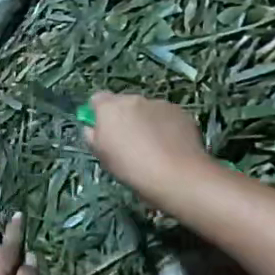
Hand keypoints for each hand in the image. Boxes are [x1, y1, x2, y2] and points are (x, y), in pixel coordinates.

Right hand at [84, 91, 213, 197]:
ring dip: (145, 121)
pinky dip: (165, 126)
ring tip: (152, 147)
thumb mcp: (101, 156)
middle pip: (123, 103)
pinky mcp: (181, 113)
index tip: (102, 129)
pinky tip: (169, 147)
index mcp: (110, 108)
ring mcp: (160, 104)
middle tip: (128, 142)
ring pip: (146, 109)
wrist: (177, 175)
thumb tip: (92, 128)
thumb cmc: (130, 167)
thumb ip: (92, 136)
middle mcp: (134, 99)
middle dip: (124, 117)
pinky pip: (166, 116)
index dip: (98, 112)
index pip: (97, 98)